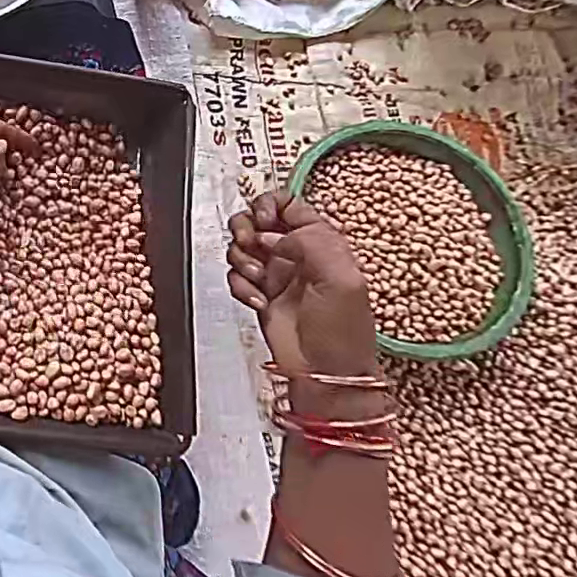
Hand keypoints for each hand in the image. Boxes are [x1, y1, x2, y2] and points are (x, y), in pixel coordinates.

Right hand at [227, 190, 377, 377]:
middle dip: (245, 229)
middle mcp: (295, 253)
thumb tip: (275, 234)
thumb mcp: (342, 279)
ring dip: (241, 260)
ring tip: (257, 279)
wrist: (324, 373)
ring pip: (240, 247)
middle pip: (255, 220)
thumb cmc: (342, 331)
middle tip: (251, 246)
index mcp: (321, 242)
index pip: (289, 204)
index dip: (270, 205)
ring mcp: (274, 274)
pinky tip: (257, 301)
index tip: (264, 222)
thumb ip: (312, 242)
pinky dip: (239, 286)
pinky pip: (234, 276)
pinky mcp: (257, 293)